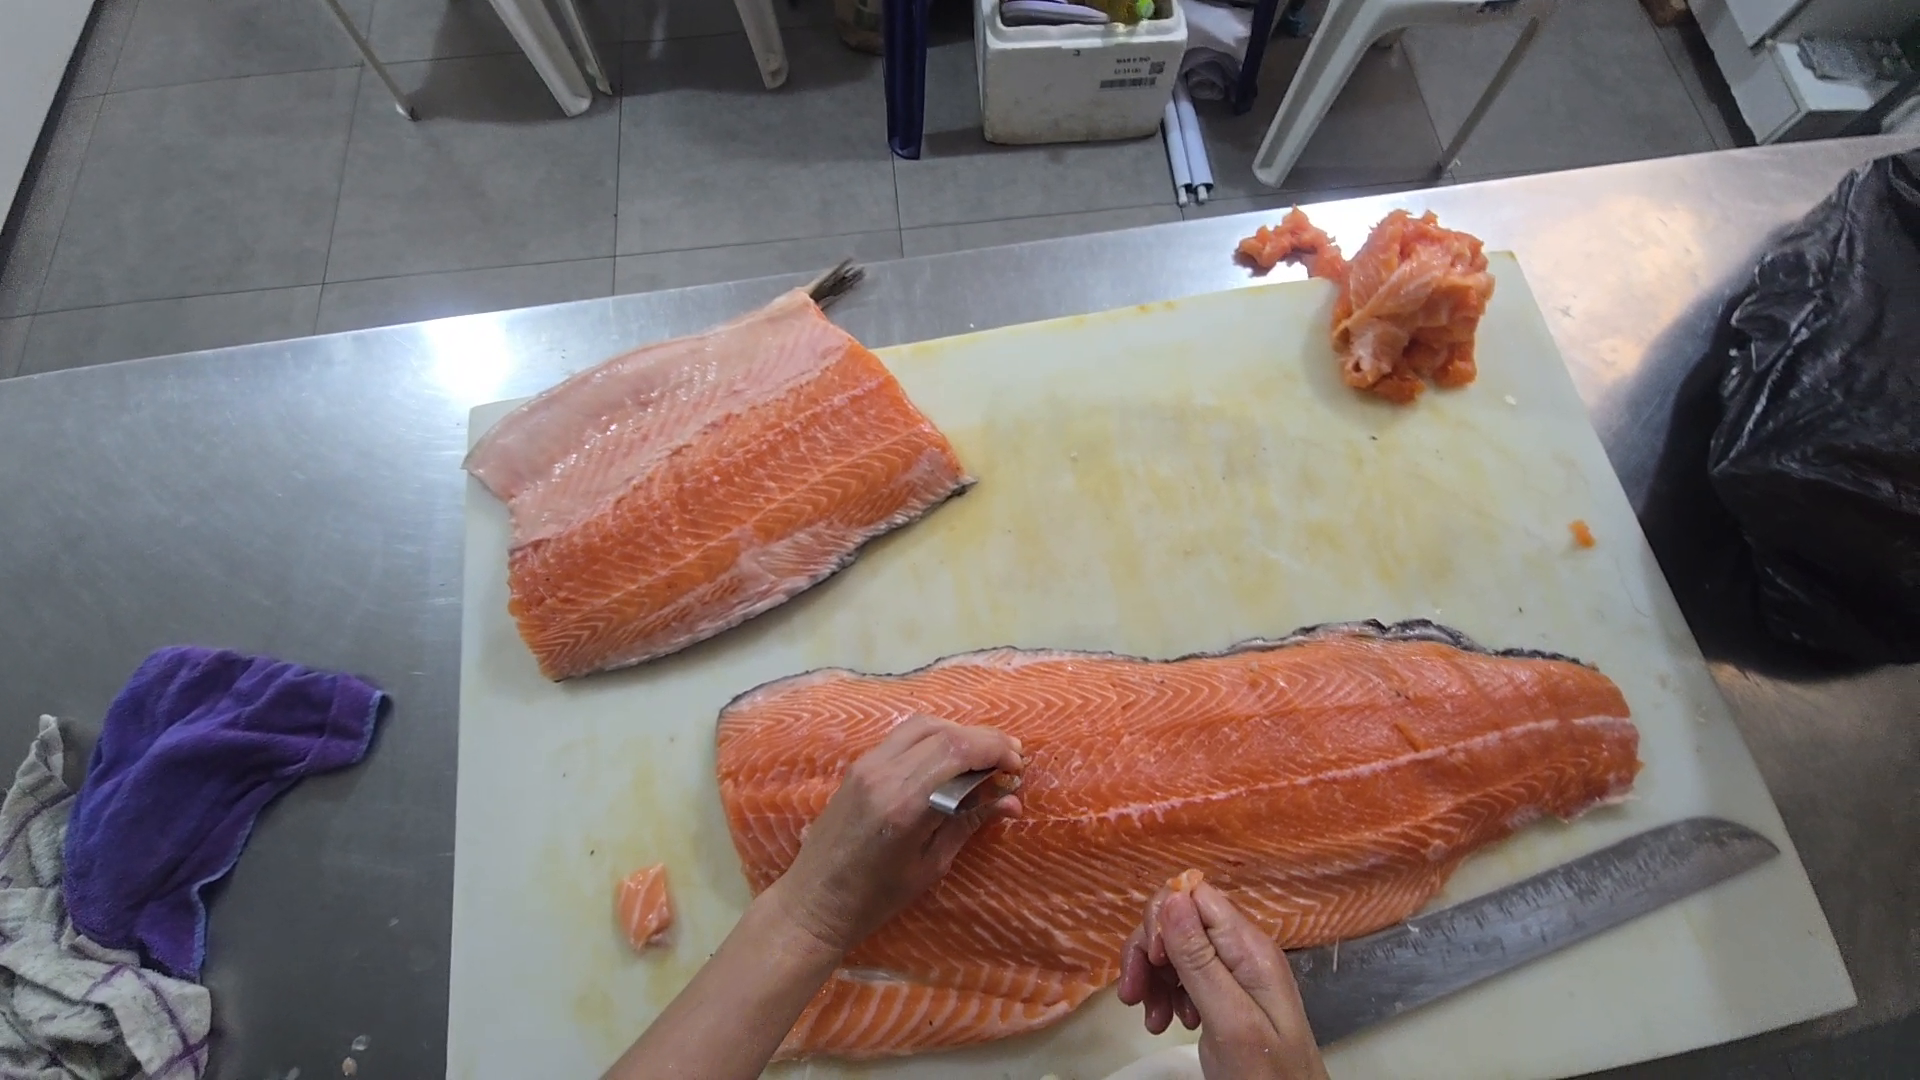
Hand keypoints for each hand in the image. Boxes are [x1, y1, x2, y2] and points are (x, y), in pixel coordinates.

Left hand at [766, 714, 1023, 955]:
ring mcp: (867, 764)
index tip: (1017, 767)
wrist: (813, 902)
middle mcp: (884, 772)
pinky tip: (951, 757)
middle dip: (984, 739)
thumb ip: (969, 823)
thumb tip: (1011, 800)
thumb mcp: (931, 866)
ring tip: (984, 755)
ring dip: (959, 733)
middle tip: (1010, 758)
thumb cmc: (876, 898)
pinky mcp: (859, 764)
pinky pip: (904, 735)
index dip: (995, 749)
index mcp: (904, 802)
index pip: (958, 751)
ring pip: (923, 725)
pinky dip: (935, 737)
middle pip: (944, 732)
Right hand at [1117, 880, 1328, 1079]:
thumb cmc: (1267, 1079)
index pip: (1195, 894)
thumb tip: (1172, 896)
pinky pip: (1179, 974)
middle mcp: (1239, 950)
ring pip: (1173, 946)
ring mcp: (1230, 973)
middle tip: (1134, 994)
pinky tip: (1161, 1021)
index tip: (1154, 958)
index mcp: (1248, 947)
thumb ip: (1201, 960)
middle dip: (1149, 951)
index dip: (1164, 916)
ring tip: (1148, 1016)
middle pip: (1178, 920)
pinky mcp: (1220, 995)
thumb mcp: (1231, 1022)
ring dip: (1151, 975)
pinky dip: (1161, 993)